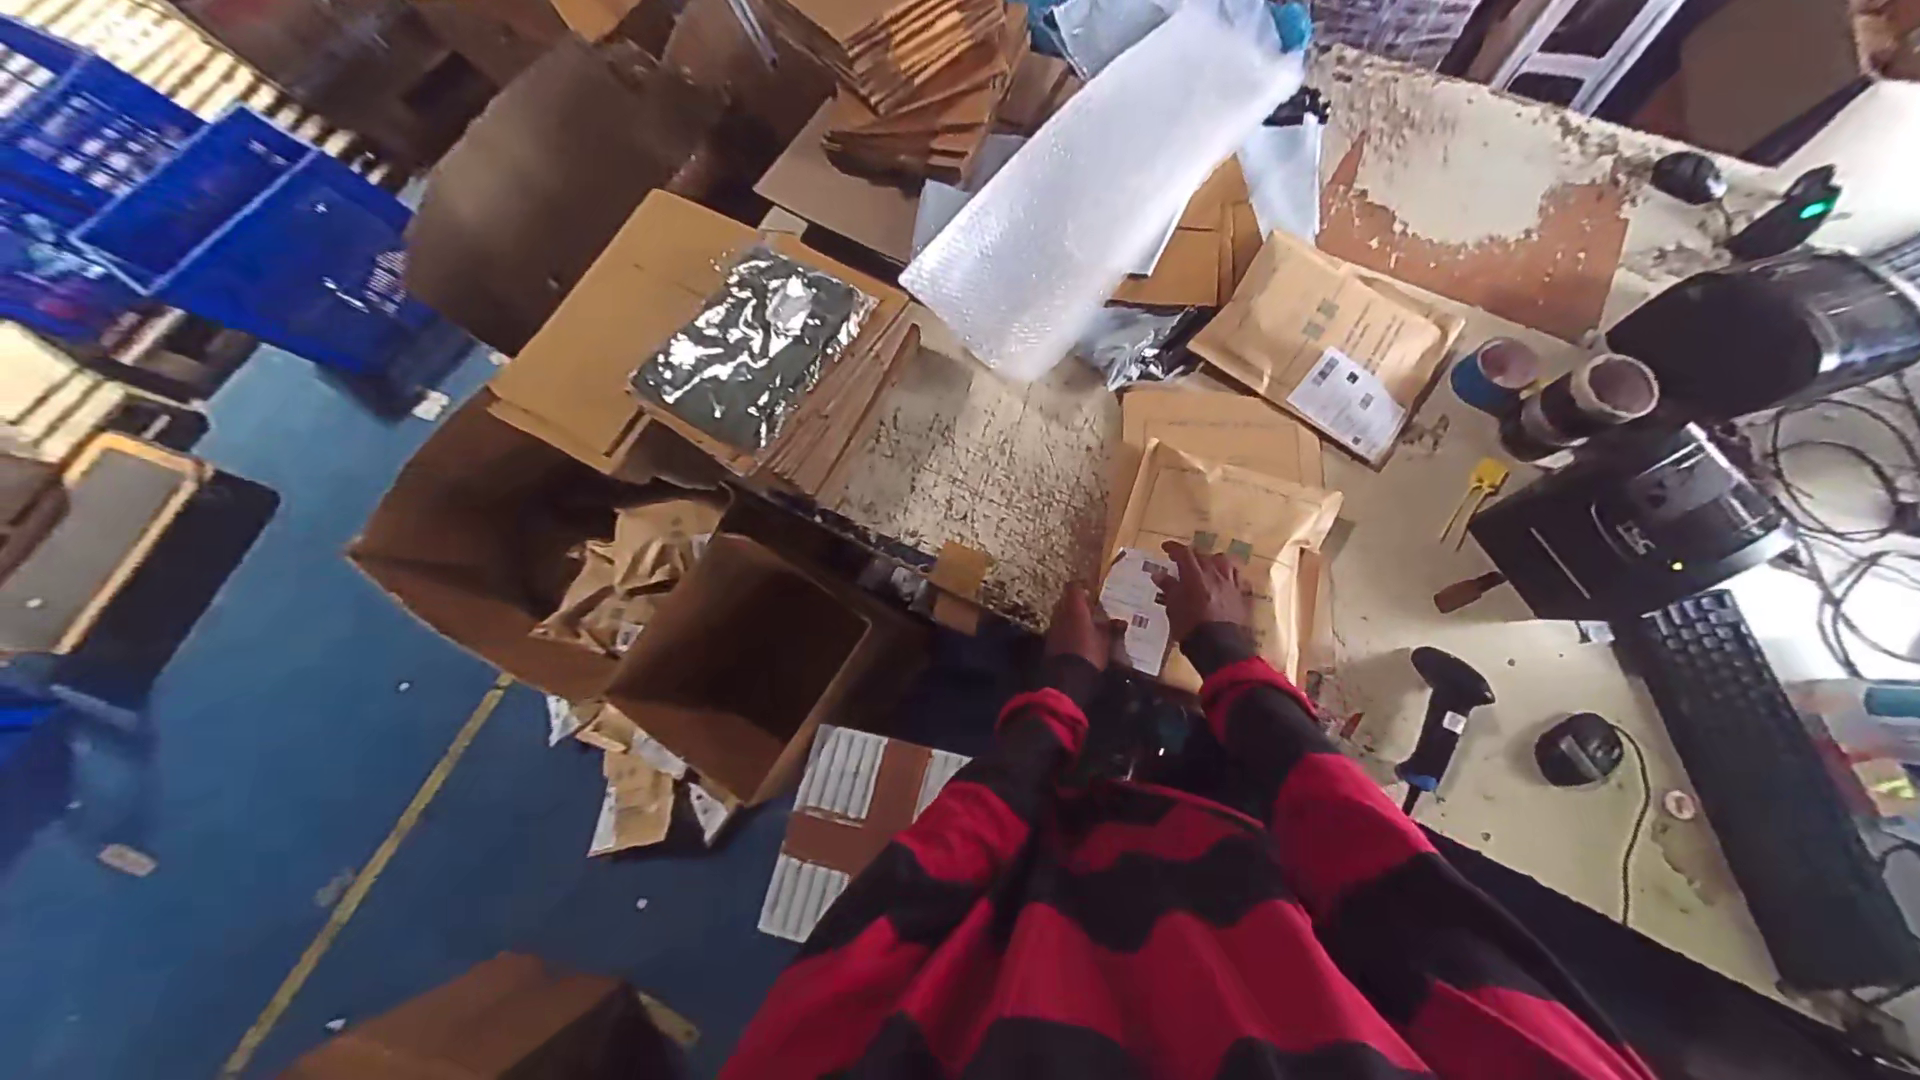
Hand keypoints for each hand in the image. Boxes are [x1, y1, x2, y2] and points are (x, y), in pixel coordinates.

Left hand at [1044, 582, 1122, 669]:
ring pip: (1061, 613)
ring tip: (1087, 622)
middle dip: (1077, 602)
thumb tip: (1122, 622)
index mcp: (1074, 608)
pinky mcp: (1050, 639)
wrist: (1068, 677)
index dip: (1081, 585)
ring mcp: (1053, 626)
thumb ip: (1112, 628)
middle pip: (1066, 599)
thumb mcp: (1105, 640)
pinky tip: (1078, 635)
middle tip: (1091, 606)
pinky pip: (1059, 626)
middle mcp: (1060, 613)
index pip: (1073, 587)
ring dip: (1071, 615)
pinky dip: (1067, 627)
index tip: (1092, 589)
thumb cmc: (1089, 652)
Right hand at [1151, 540, 1251, 645]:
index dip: (1173, 548)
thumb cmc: (1190, 626)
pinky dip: (1229, 574)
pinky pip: (1237, 577)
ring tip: (1207, 566)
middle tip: (1182, 561)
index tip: (1165, 547)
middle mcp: (1215, 574)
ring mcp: (1231, 583)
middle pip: (1203, 555)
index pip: (1184, 553)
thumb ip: (1168, 588)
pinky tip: (1224, 580)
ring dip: (1213, 560)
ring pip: (1224, 562)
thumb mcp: (1173, 607)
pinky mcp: (1242, 595)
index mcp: (1195, 575)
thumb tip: (1158, 574)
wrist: (1220, 646)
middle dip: (1191, 555)